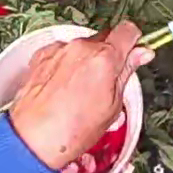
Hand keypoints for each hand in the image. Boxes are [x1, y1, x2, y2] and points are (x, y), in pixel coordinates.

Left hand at [8, 24, 153, 169]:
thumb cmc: (72, 131)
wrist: (29, 142)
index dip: (133, 41)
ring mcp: (60, 50)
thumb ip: (127, 72)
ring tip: (80, 89)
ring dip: (87, 59)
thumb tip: (143, 53)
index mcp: (105, 58)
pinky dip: (67, 62)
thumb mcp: (112, 106)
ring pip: (84, 45)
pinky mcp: (42, 55)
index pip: (128, 29)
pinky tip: (63, 85)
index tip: (133, 53)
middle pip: (106, 37)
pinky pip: (63, 51)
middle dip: (110, 53)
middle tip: (106, 80)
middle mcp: (82, 47)